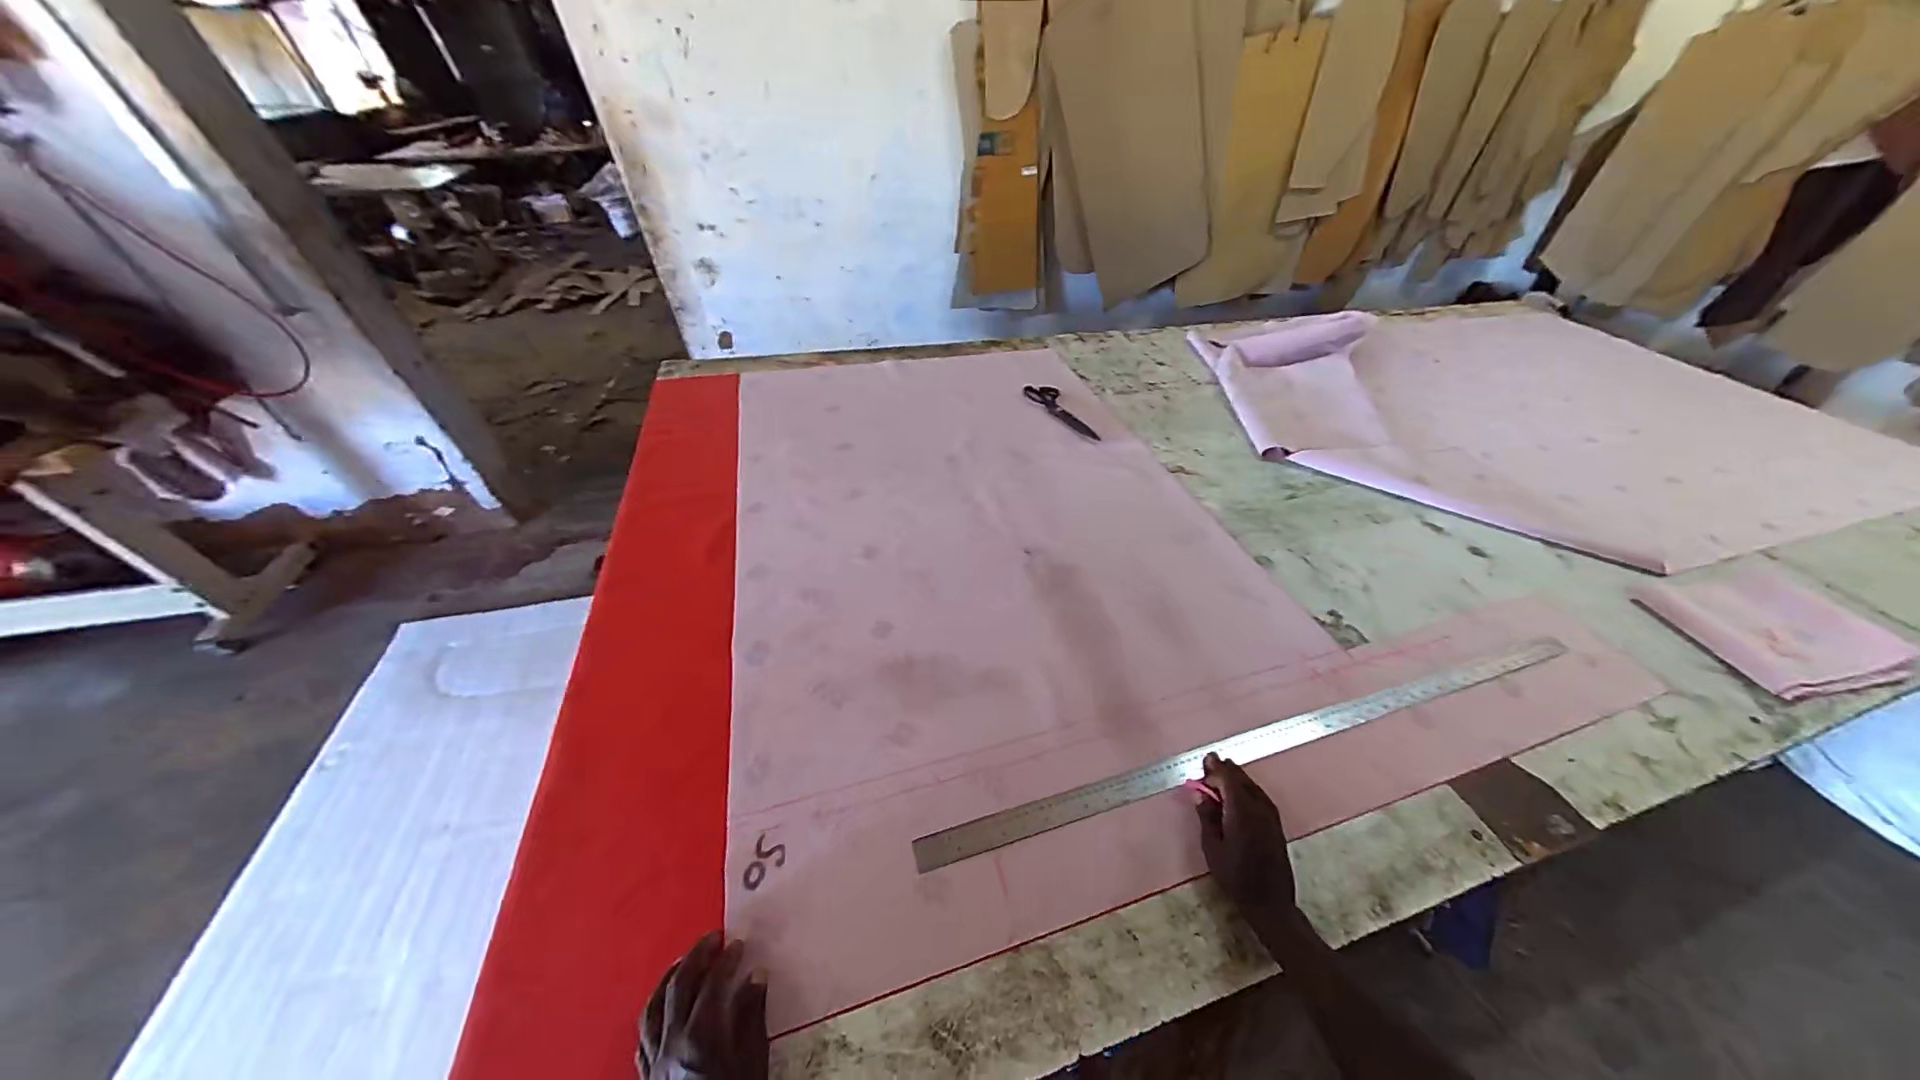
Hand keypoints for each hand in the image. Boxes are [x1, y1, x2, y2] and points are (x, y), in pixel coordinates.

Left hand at [639, 932, 768, 1079]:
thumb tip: (755, 978)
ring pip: (653, 1007)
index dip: (726, 960)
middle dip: (697, 956)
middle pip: (679, 987)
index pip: (712, 984)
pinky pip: (643, 1034)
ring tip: (684, 961)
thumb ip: (752, 1018)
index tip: (739, 945)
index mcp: (701, 1039)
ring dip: (669, 978)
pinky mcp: (646, 1077)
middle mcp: (671, 1045)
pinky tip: (662, 1004)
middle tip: (714, 939)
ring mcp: (654, 1062)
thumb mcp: (754, 1064)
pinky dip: (653, 1010)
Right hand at [1193, 753, 1296, 920]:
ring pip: (1252, 786)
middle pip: (1242, 779)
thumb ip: (1207, 816)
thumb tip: (1201, 795)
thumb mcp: (1212, 847)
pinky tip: (1237, 794)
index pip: (1228, 779)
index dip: (1215, 768)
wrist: (1270, 902)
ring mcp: (1271, 815)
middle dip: (1225, 770)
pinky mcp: (1276, 824)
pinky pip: (1259, 796)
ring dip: (1236, 779)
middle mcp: (1259, 807)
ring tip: (1220, 777)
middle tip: (1209, 765)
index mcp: (1242, 810)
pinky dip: (1246, 789)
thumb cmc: (1235, 876)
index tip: (1204, 761)